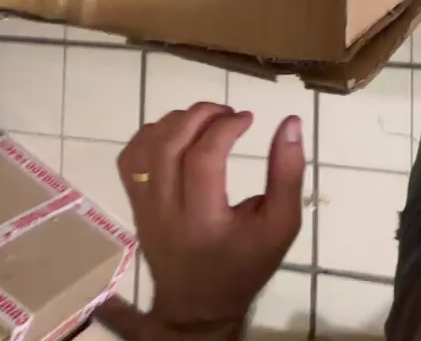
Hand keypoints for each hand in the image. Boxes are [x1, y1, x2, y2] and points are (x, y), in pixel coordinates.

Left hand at [117, 103, 304, 333]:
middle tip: (227, 112)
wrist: (198, 307)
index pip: (204, 159)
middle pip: (169, 146)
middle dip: (200, 115)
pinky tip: (178, 134)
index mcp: (204, 221)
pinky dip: (151, 135)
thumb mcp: (281, 225)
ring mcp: (144, 209)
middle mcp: (166, 213)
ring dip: (177, 121)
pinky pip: (130, 160)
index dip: (226, 127)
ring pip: (146, 148)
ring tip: (206, 120)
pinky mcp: (135, 206)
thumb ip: (288, 174)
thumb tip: (291, 122)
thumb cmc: (246, 264)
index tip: (248, 118)